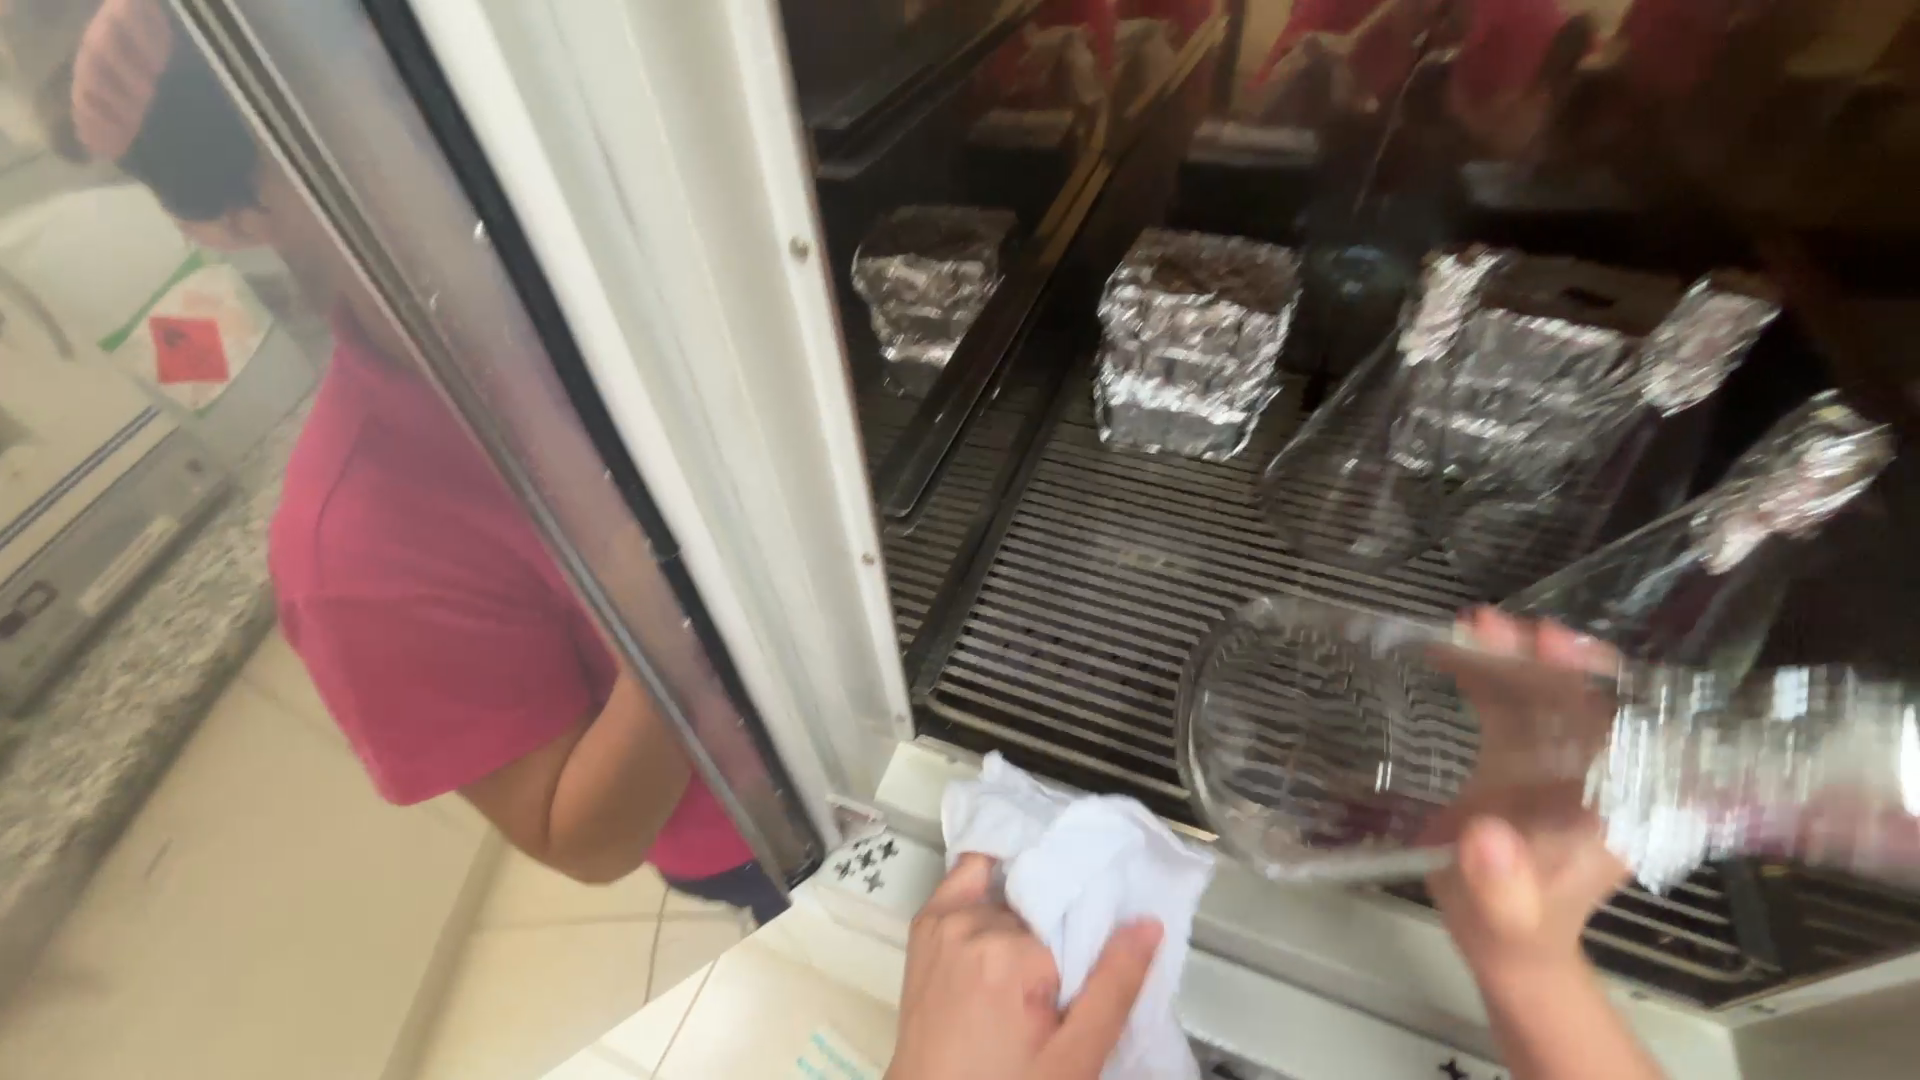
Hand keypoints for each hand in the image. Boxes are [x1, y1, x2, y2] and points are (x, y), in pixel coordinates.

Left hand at [886, 854, 1162, 1079]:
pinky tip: (1004, 905)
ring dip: (1022, 919)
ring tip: (1022, 966)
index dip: (1086, 943)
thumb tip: (1148, 926)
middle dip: (1050, 937)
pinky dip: (988, 879)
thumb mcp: (1073, 1056)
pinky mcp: (927, 922)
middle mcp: (974, 927)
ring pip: (1010, 897)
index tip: (1082, 972)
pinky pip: (967, 874)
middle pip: (1039, 908)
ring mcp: (945, 920)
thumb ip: (1113, 987)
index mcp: (1011, 956)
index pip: (1073, 919)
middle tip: (1049, 983)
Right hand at [1429, 611, 1627, 988]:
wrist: (1498, 933)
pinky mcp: (1516, 754)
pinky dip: (1480, 671)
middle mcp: (1592, 772)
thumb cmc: (1512, 925)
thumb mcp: (1506, 914)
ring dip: (1511, 654)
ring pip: (1545, 690)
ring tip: (1471, 624)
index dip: (1597, 683)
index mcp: (1615, 805)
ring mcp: (1553, 759)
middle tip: (1499, 627)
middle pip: (1585, 697)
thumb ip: (1501, 883)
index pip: (1626, 728)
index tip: (1557, 650)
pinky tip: (1447, 648)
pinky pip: (1506, 701)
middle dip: (1548, 656)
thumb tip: (1484, 837)